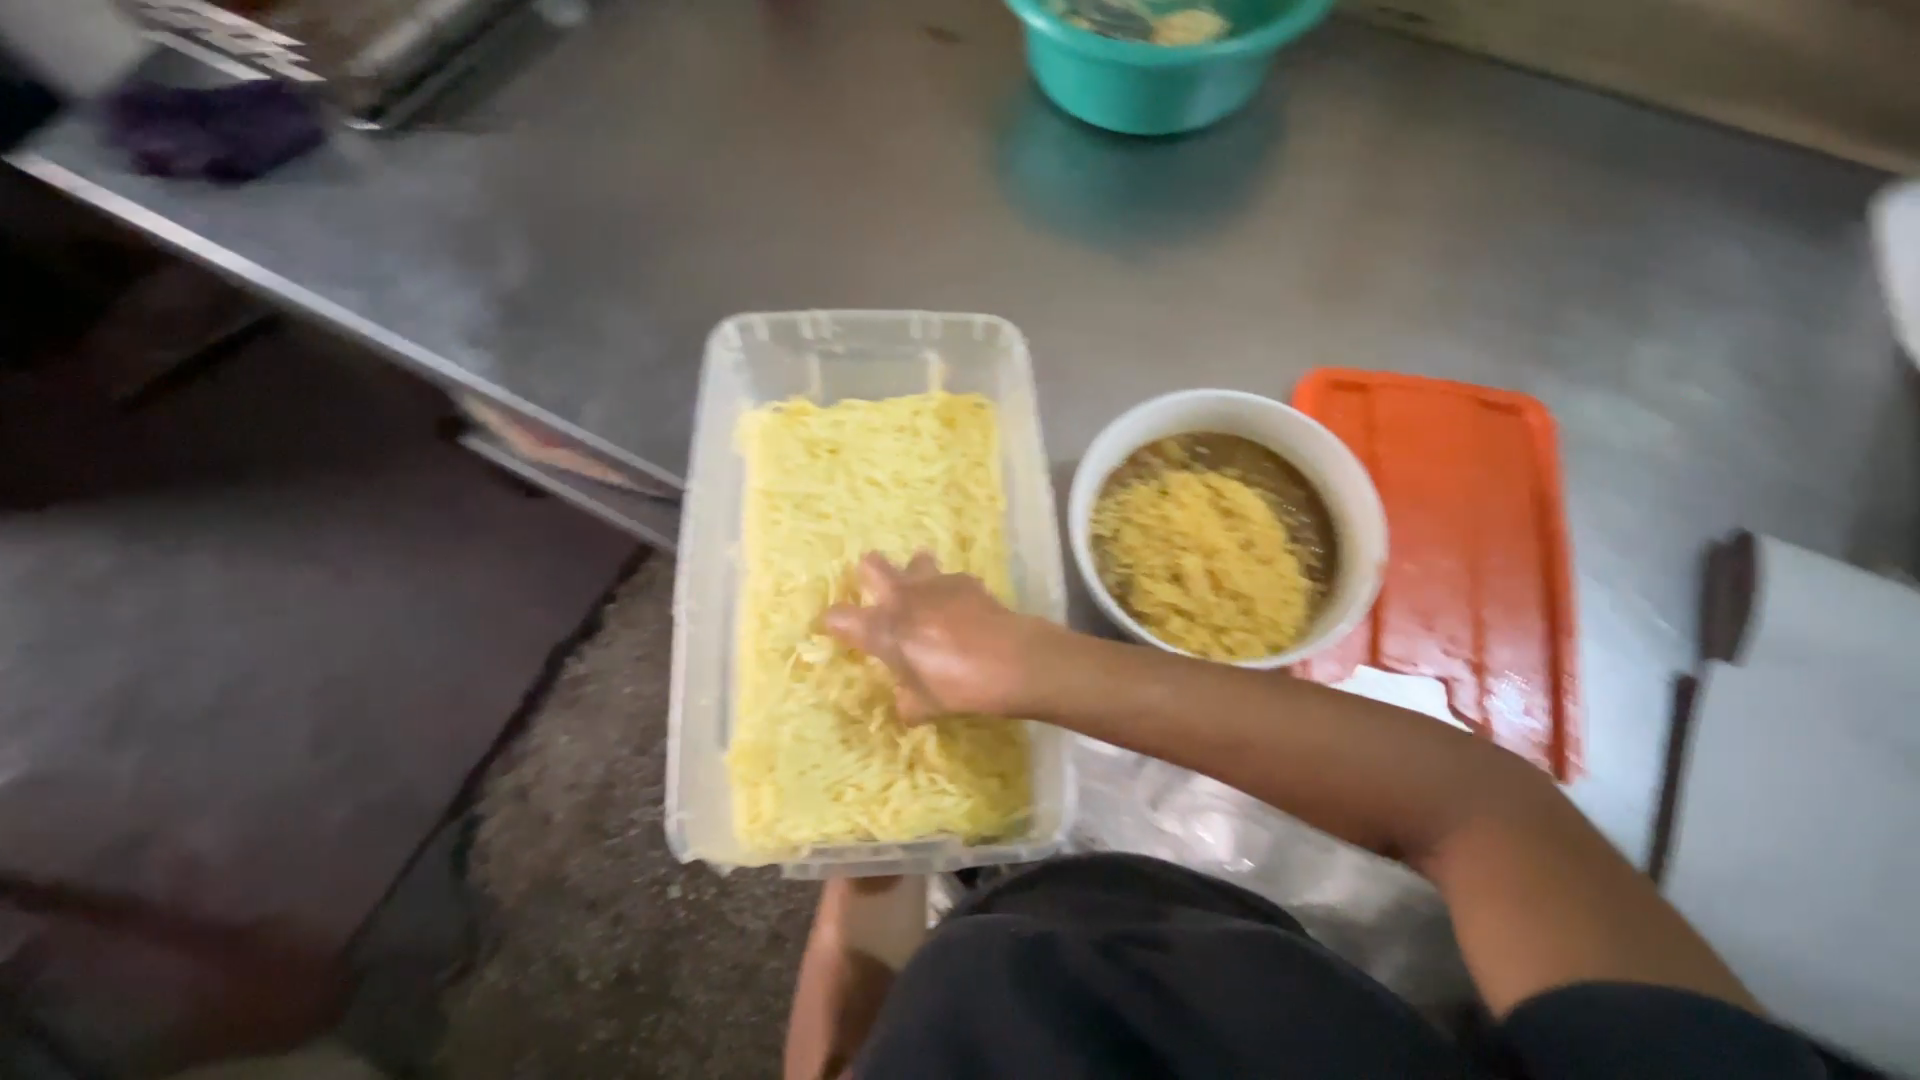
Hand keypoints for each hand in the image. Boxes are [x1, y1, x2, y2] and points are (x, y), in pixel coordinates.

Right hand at [822, 551, 1047, 721]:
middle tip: (879, 592)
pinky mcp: (966, 580)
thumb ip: (908, 700)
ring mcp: (935, 584)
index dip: (834, 623)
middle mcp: (902, 598)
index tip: (839, 630)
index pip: (838, 617)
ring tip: (926, 594)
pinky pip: (950, 578)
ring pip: (915, 559)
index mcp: (882, 629)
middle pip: (871, 565)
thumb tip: (906, 704)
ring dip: (915, 573)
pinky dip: (951, 591)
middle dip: (869, 574)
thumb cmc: (958, 687)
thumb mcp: (925, 706)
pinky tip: (963, 610)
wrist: (1011, 660)